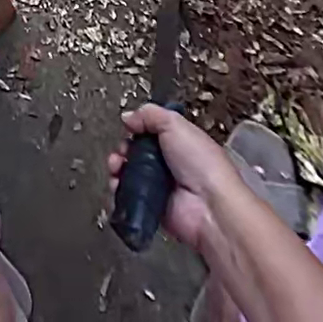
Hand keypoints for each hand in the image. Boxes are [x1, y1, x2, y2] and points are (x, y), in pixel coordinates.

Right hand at [106, 104, 245, 252]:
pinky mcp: (151, 207)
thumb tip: (129, 116)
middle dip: (124, 149)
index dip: (137, 129)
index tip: (129, 129)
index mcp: (178, 139)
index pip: (151, 131)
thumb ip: (151, 115)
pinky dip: (119, 190)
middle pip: (137, 152)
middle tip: (122, 151)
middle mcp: (169, 161)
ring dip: (118, 168)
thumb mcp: (175, 124)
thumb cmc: (199, 160)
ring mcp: (160, 185)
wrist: (207, 204)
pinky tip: (116, 184)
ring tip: (116, 166)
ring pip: (130, 174)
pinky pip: (129, 197)